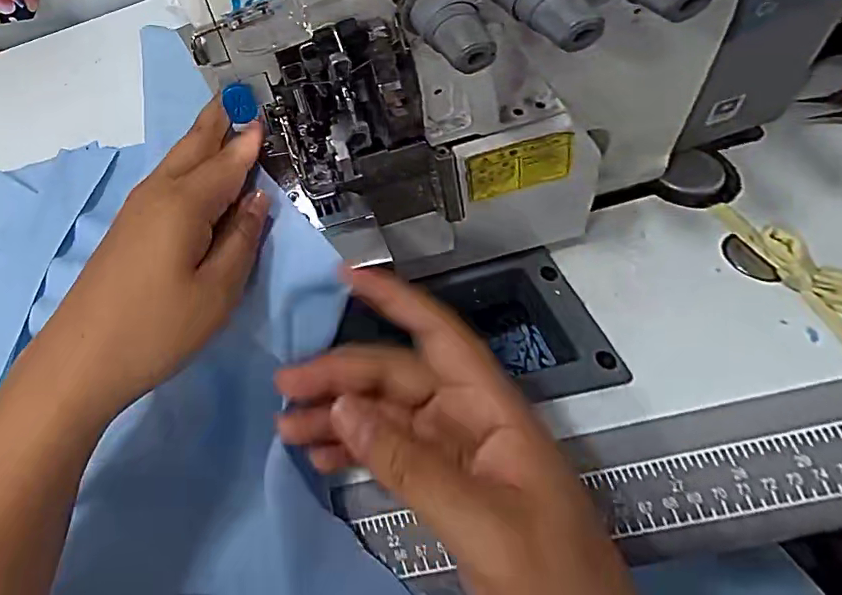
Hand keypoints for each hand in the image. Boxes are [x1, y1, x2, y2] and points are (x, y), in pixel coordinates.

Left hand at [32, 99, 269, 420]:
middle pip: (194, 146)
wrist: (81, 356)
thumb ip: (242, 240)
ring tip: (222, 124)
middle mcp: (159, 192)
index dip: (248, 142)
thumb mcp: (216, 292)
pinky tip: (197, 175)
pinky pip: (167, 180)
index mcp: (185, 202)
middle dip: (217, 121)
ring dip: (201, 140)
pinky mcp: (128, 224)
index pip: (227, 163)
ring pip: (177, 160)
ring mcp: (138, 206)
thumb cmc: (157, 328)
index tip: (264, 115)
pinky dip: (188, 165)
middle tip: (238, 97)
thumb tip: (258, 200)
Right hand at [274, 268, 633, 594]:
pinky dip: (349, 449)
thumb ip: (410, 464)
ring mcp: (450, 453)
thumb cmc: (554, 578)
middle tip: (287, 384)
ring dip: (334, 414)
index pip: (440, 336)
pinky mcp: (438, 486)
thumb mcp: (484, 523)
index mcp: (492, 409)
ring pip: (381, 413)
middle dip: (339, 375)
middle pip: (394, 376)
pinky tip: (319, 455)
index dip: (395, 300)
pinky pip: (383, 451)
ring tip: (289, 424)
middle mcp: (467, 419)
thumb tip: (341, 407)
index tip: (347, 276)